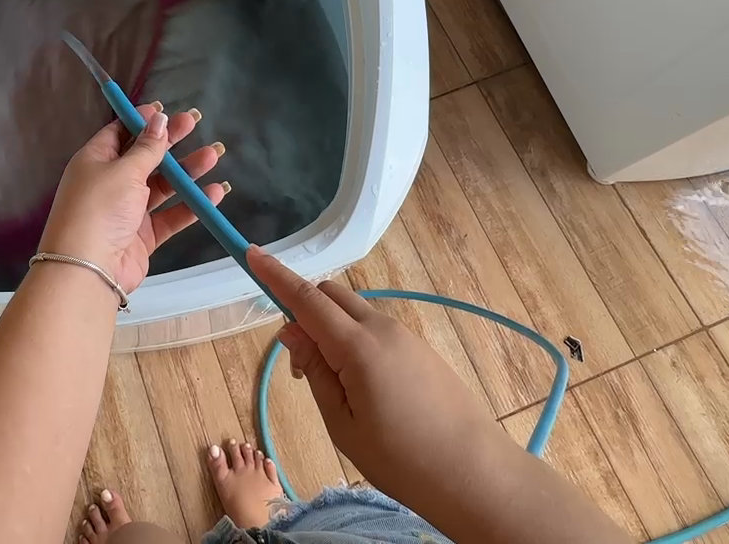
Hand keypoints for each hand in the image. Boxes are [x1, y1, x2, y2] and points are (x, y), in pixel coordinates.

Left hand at [39, 103, 226, 294]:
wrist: (88, 270)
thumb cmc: (100, 209)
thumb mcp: (124, 171)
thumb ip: (147, 148)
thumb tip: (159, 118)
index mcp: (96, 161)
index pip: (120, 133)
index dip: (142, 121)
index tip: (165, 110)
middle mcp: (110, 182)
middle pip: (145, 156)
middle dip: (171, 141)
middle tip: (195, 122)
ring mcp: (127, 210)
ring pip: (162, 185)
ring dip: (187, 170)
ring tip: (214, 154)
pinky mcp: (143, 236)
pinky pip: (170, 215)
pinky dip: (191, 205)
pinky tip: (215, 192)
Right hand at [247, 248, 534, 538]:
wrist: (477, 475)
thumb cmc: (402, 460)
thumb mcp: (343, 424)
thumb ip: (315, 371)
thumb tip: (292, 330)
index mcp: (358, 346)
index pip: (306, 298)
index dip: (275, 275)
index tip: (251, 253)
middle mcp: (381, 327)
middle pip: (329, 294)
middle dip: (303, 309)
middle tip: (300, 363)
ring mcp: (404, 334)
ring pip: (351, 310)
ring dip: (328, 327)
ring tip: (331, 385)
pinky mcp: (418, 347)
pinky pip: (372, 326)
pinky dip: (351, 337)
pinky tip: (360, 386)